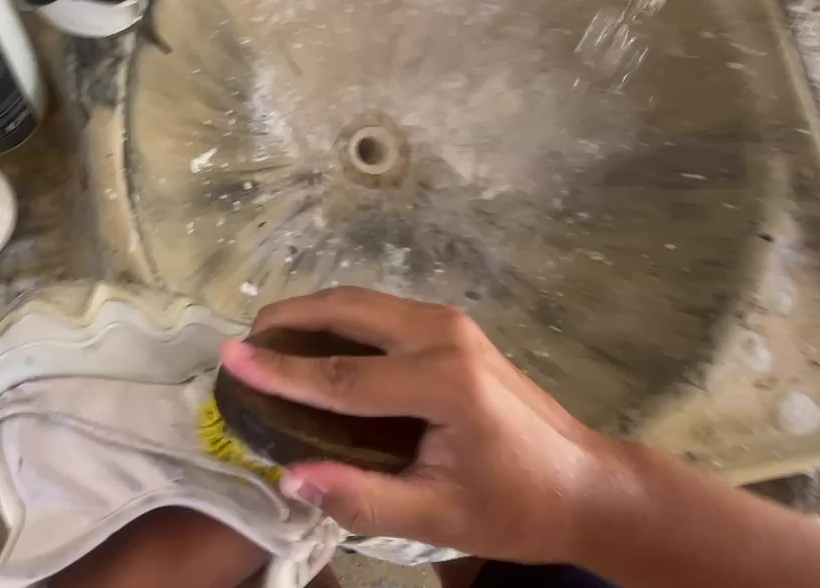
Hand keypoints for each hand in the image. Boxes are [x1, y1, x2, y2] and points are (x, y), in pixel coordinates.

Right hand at [219, 287, 626, 563]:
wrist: (589, 482)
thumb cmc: (518, 506)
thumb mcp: (442, 518)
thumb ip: (364, 498)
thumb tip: (290, 478)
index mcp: (443, 381)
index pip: (342, 376)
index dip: (280, 370)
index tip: (230, 357)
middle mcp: (441, 333)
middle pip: (345, 310)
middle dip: (290, 318)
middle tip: (247, 341)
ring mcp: (447, 320)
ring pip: (359, 301)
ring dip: (312, 313)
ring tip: (272, 338)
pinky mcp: (449, 323)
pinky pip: (377, 309)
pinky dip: (338, 318)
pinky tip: (319, 340)